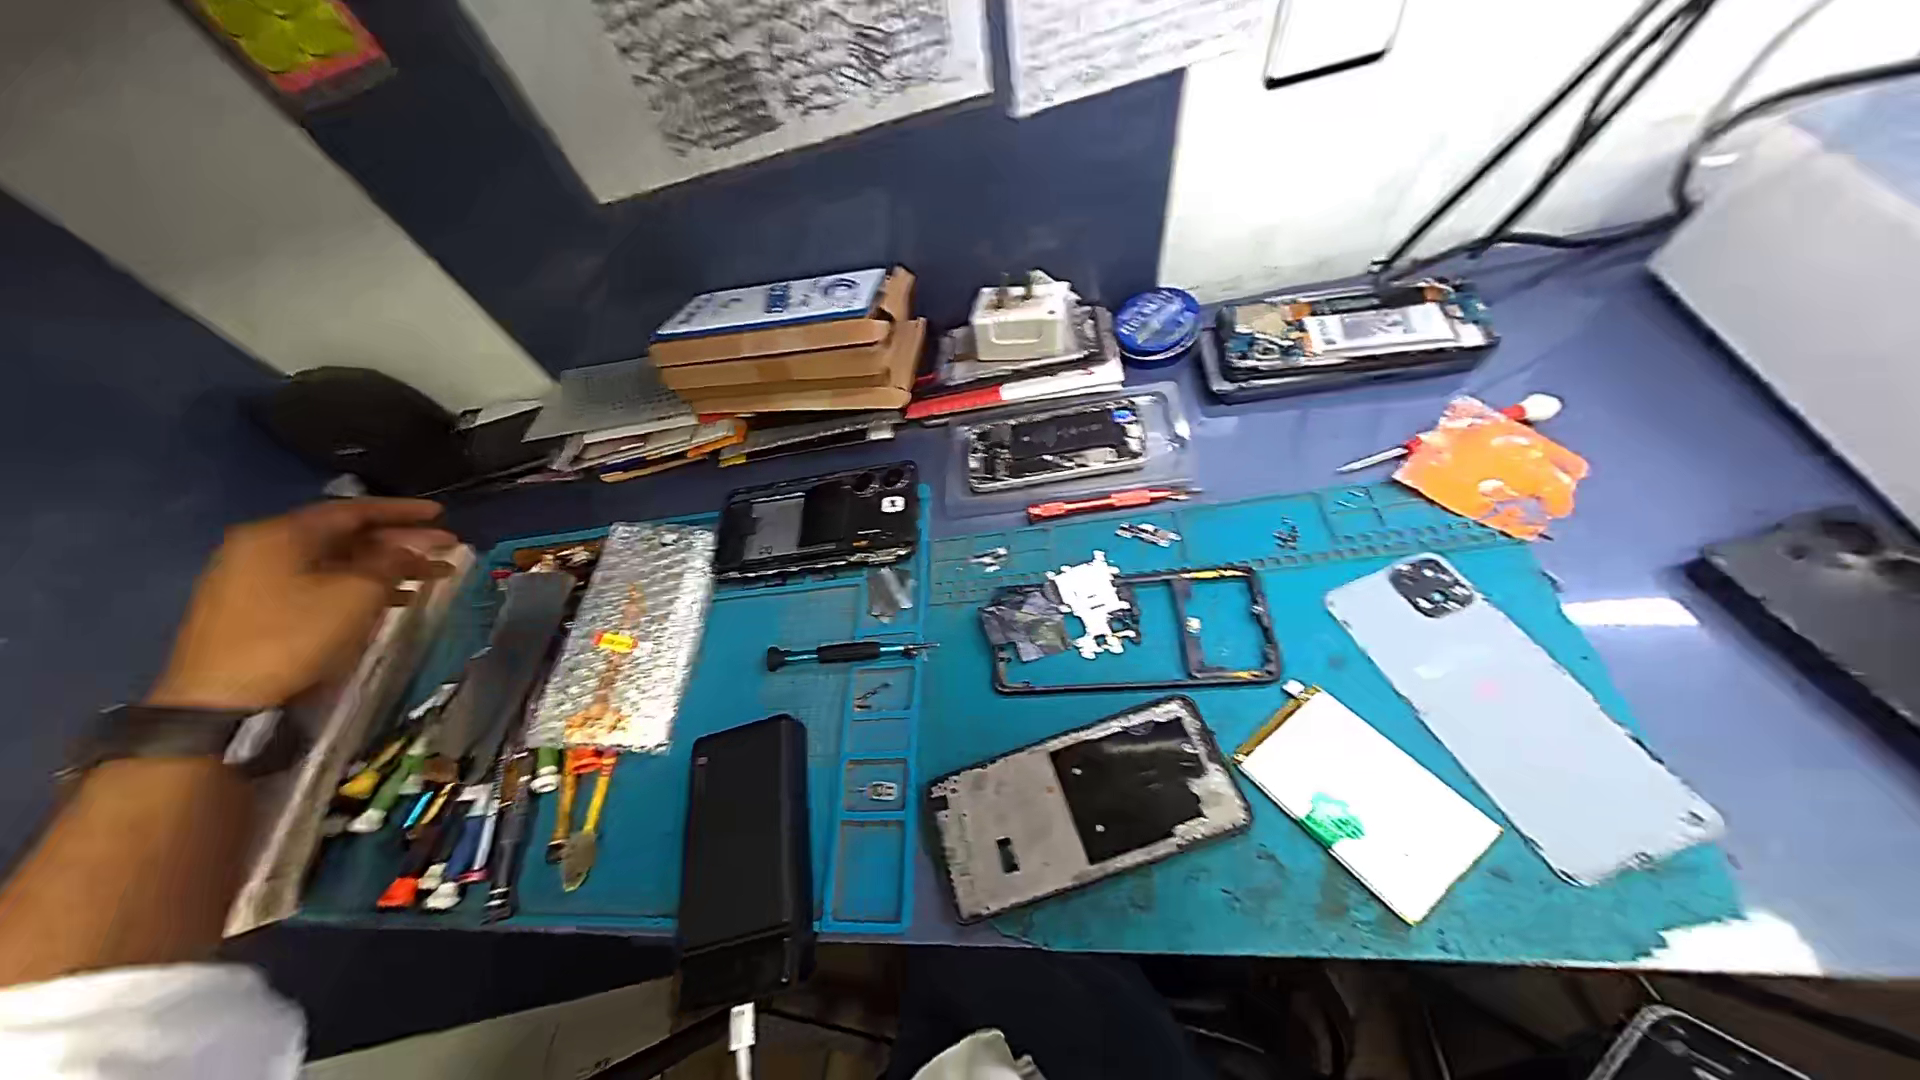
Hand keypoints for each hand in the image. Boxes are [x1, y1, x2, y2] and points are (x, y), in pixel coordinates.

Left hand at [145, 499, 457, 709]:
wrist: (222, 697)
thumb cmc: (295, 634)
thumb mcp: (357, 592)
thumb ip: (391, 561)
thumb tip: (410, 548)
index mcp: (282, 534)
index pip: (353, 510)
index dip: (402, 510)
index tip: (441, 513)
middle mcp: (265, 546)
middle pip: (347, 535)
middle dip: (402, 541)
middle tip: (447, 547)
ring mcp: (259, 577)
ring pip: (339, 561)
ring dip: (389, 566)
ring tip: (434, 576)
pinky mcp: (260, 606)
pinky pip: (323, 582)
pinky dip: (363, 584)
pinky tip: (397, 598)